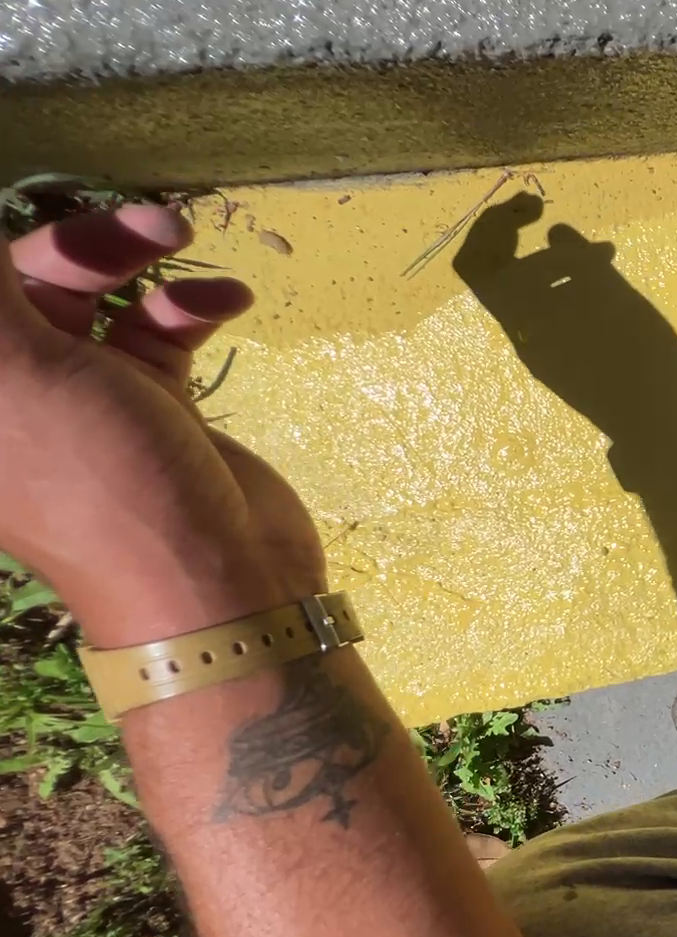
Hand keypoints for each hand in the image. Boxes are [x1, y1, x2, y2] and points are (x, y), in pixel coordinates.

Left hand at [0, 205, 323, 647]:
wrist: (213, 567)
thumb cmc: (97, 474)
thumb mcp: (14, 368)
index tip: (35, 207)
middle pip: (12, 278)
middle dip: (76, 239)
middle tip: (152, 221)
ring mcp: (73, 387)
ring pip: (89, 297)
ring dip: (140, 263)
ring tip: (189, 238)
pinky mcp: (148, 400)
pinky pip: (158, 334)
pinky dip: (194, 310)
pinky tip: (232, 300)